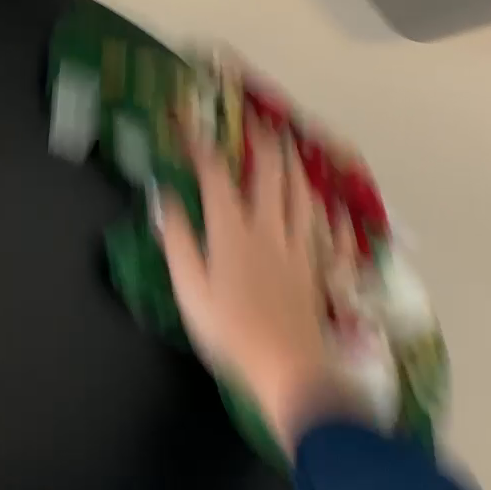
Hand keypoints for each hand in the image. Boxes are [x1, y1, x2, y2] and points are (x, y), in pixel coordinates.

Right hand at [158, 114, 351, 449]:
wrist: (290, 369)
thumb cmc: (228, 327)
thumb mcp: (187, 284)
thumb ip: (176, 237)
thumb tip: (165, 196)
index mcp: (231, 230)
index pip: (216, 175)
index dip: (201, 145)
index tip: (187, 123)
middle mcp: (268, 229)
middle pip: (271, 175)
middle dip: (262, 143)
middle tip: (256, 120)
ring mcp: (298, 247)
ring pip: (302, 195)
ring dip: (294, 167)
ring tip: (289, 148)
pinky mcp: (317, 267)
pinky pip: (325, 228)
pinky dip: (323, 208)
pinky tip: (323, 203)